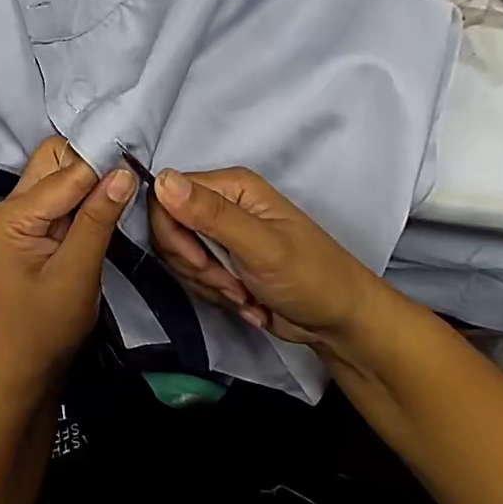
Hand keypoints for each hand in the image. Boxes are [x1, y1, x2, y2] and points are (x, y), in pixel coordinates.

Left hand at [0, 137, 136, 391]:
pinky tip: (109, 203)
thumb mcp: (77, 274)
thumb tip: (124, 173)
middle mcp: (12, 205)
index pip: (64, 173)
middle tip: (129, 178)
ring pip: (61, 172)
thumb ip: (98, 220)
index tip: (137, 162)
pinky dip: (88, 194)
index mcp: (13, 215)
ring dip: (92, 178)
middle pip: (55, 159)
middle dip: (92, 163)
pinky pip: (64, 193)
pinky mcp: (37, 224)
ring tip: (123, 190)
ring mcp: (22, 213)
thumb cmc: (47, 327)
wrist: (28, 363)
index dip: (101, 165)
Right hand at [148, 167, 379, 345]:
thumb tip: (163, 180)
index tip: (200, 262)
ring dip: (207, 284)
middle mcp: (220, 204)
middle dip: (194, 265)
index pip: (166, 196)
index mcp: (231, 186)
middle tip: (230, 282)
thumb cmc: (311, 277)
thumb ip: (211, 214)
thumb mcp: (261, 246)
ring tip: (244, 293)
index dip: (173, 232)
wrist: (339, 323)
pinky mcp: (219, 261)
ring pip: (177, 256)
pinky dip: (213, 293)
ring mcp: (219, 234)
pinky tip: (245, 300)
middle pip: (168, 228)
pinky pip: (191, 275)